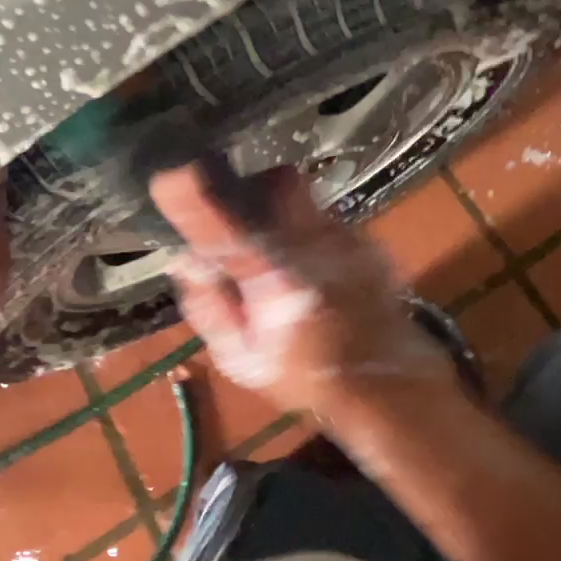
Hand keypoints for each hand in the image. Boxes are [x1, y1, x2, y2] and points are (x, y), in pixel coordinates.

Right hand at [150, 164, 452, 414]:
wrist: (389, 385)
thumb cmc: (306, 375)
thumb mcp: (241, 359)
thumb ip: (209, 307)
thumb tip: (185, 260)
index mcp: (271, 277)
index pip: (227, 227)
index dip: (197, 197)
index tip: (171, 174)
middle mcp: (310, 245)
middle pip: (277, 182)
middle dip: (250, 189)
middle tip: (238, 217)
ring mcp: (344, 237)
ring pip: (303, 196)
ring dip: (280, 211)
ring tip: (277, 251)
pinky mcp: (364, 239)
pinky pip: (325, 216)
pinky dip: (308, 231)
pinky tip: (309, 266)